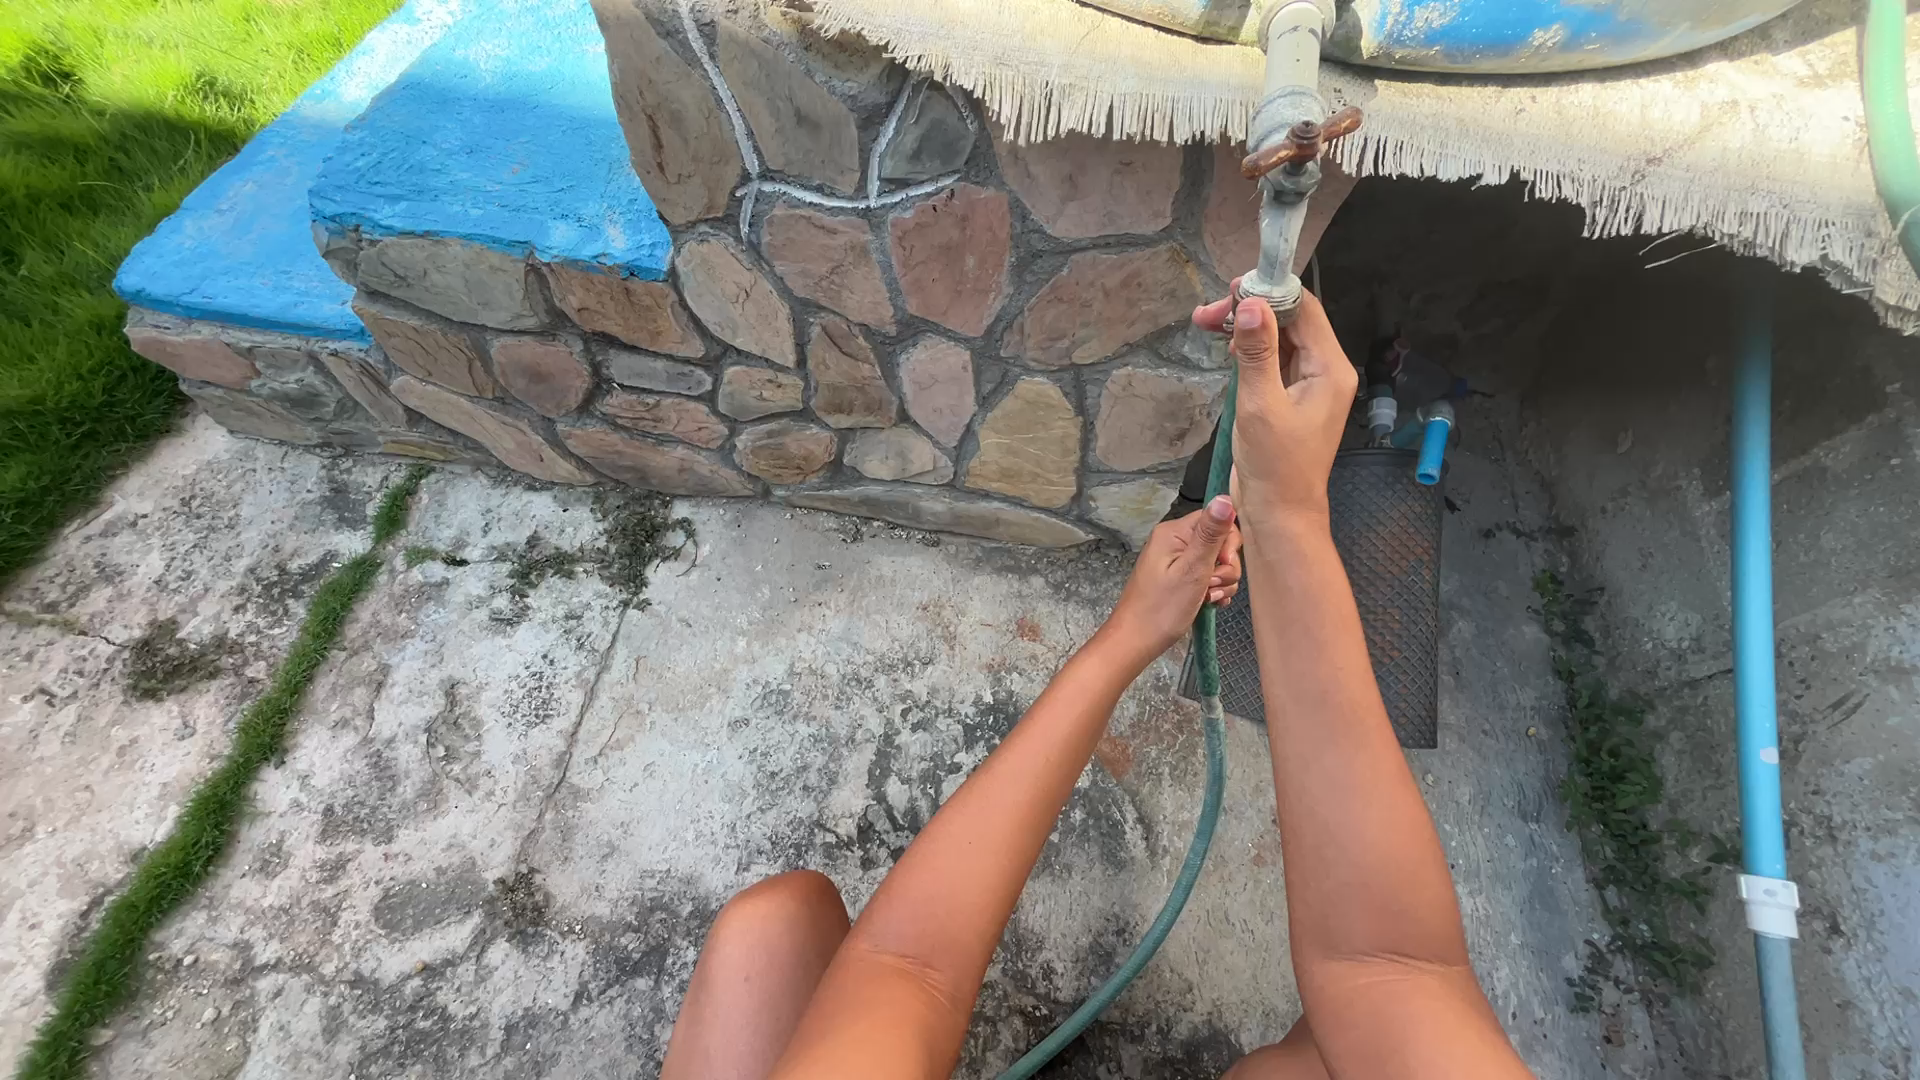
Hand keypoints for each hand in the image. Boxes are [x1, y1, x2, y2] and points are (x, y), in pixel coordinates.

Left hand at [1103, 496, 1242, 658]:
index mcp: (1173, 532)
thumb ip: (1210, 534)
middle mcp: (1175, 541)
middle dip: (1226, 566)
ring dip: (1221, 582)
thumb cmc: (1162, 607)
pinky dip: (1214, 590)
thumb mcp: (1192, 569)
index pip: (1216, 518)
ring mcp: (1177, 561)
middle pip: (1220, 541)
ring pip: (1218, 562)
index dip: (1228, 542)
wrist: (1138, 640)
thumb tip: (1225, 497)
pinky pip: (1209, 577)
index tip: (1222, 564)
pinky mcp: (1181, 578)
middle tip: (1212, 585)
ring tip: (1207, 598)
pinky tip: (1209, 603)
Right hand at [1192, 283, 1356, 535]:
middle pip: (1290, 322)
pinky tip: (1228, 351)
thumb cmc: (1274, 465)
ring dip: (1246, 331)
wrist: (1278, 512)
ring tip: (1208, 326)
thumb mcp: (1260, 406)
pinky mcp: (1288, 399)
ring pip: (1278, 341)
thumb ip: (1257, 353)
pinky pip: (1271, 363)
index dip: (1269, 293)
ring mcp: (1306, 386)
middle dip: (1251, 312)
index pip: (1304, 311)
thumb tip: (1251, 305)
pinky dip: (1249, 352)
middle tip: (1206, 315)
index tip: (1230, 289)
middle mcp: (1324, 371)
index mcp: (1330, 369)